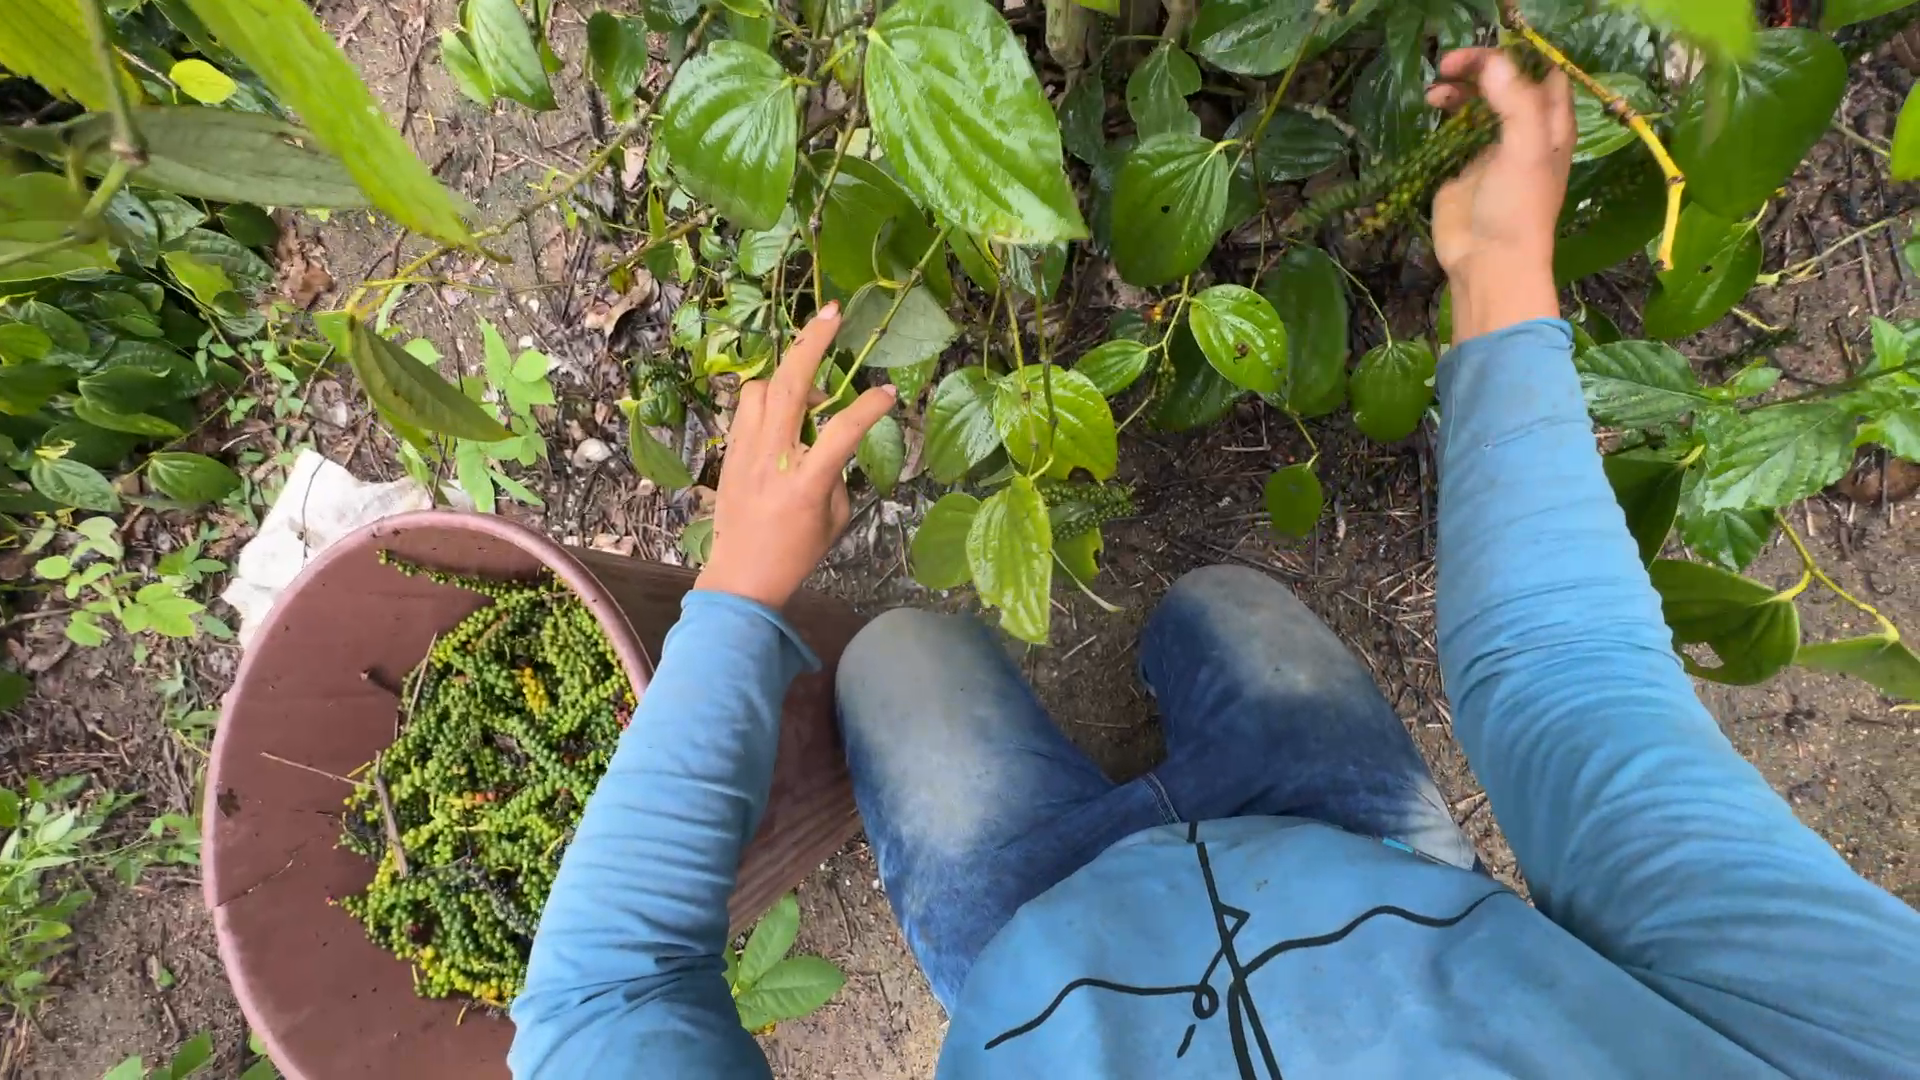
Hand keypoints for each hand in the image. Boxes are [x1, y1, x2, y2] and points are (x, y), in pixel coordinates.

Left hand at [694, 304, 896, 610]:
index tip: (890, 392)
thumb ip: (837, 472)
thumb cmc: (797, 554)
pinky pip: (748, 407)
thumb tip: (830, 441)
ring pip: (763, 388)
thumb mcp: (835, 517)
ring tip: (812, 392)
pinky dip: (768, 397)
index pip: (845, 430)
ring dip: (789, 377)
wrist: (741, 577)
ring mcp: (745, 452)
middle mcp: (772, 459)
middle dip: (813, 342)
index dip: (871, 406)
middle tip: (833, 312)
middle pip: (791, 385)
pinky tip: (784, 410)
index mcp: (806, 483)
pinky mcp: (730, 452)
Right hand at [1425, 49, 1574, 341]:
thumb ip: (1513, 100)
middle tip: (1449, 66)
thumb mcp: (1525, 146)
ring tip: (1434, 91)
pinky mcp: (1458, 173)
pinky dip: (1440, 122)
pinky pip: (1450, 137)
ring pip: (1474, 108)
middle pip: (1503, 86)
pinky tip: (1429, 115)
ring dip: (1457, 93)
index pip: (1541, 72)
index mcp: (1549, 123)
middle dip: (1480, 69)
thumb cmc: (1518, 206)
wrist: (1487, 260)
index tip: (1487, 50)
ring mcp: (1487, 152)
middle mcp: (1520, 133)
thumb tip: (1489, 62)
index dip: (1518, 55)